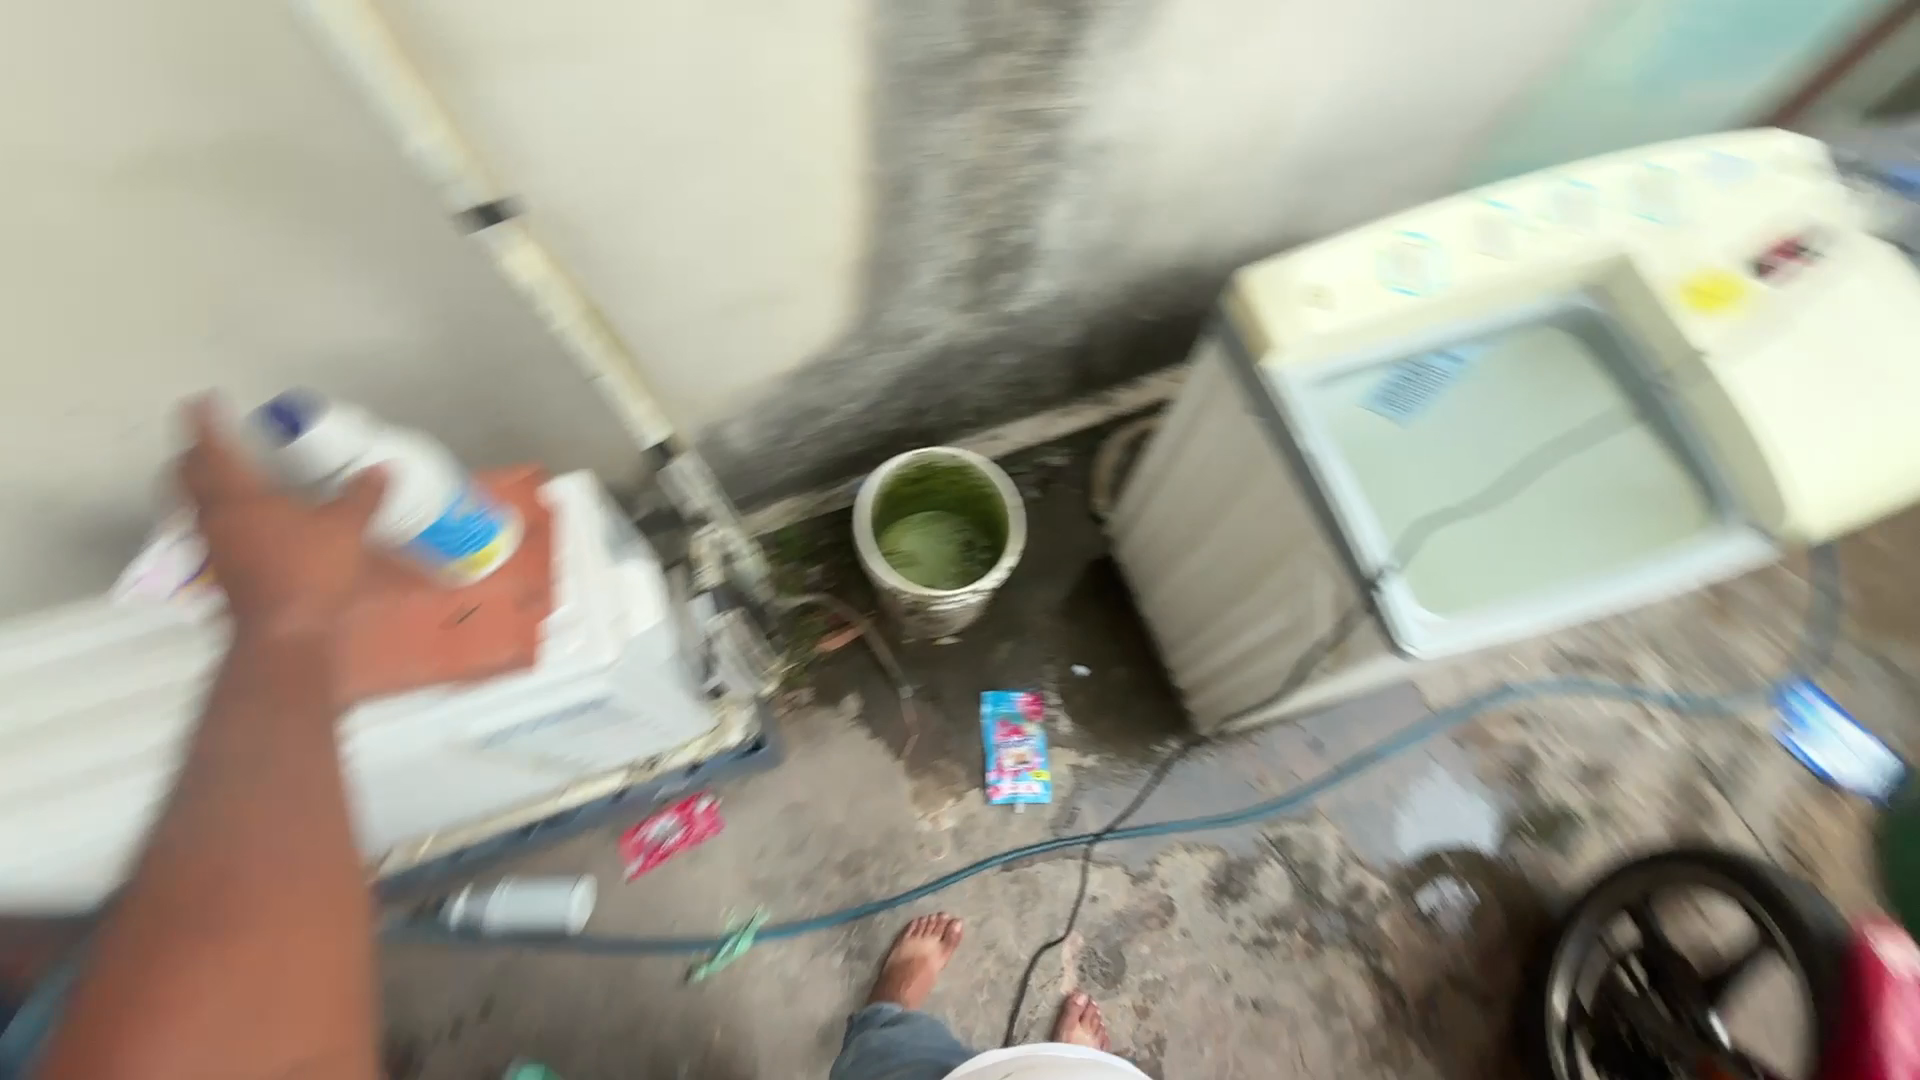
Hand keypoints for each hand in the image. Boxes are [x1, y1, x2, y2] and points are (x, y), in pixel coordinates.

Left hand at [178, 397, 386, 638]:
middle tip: (208, 438)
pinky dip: (217, 509)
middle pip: (187, 474)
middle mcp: (215, 515)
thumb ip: (362, 496)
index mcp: (239, 497)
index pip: (213, 449)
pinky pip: (209, 524)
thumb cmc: (312, 569)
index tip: (206, 400)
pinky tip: (242, 517)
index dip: (207, 422)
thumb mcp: (348, 528)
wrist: (287, 628)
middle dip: (194, 452)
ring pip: (192, 501)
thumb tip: (381, 470)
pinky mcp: (222, 566)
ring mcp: (213, 543)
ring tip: (220, 474)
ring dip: (200, 482)